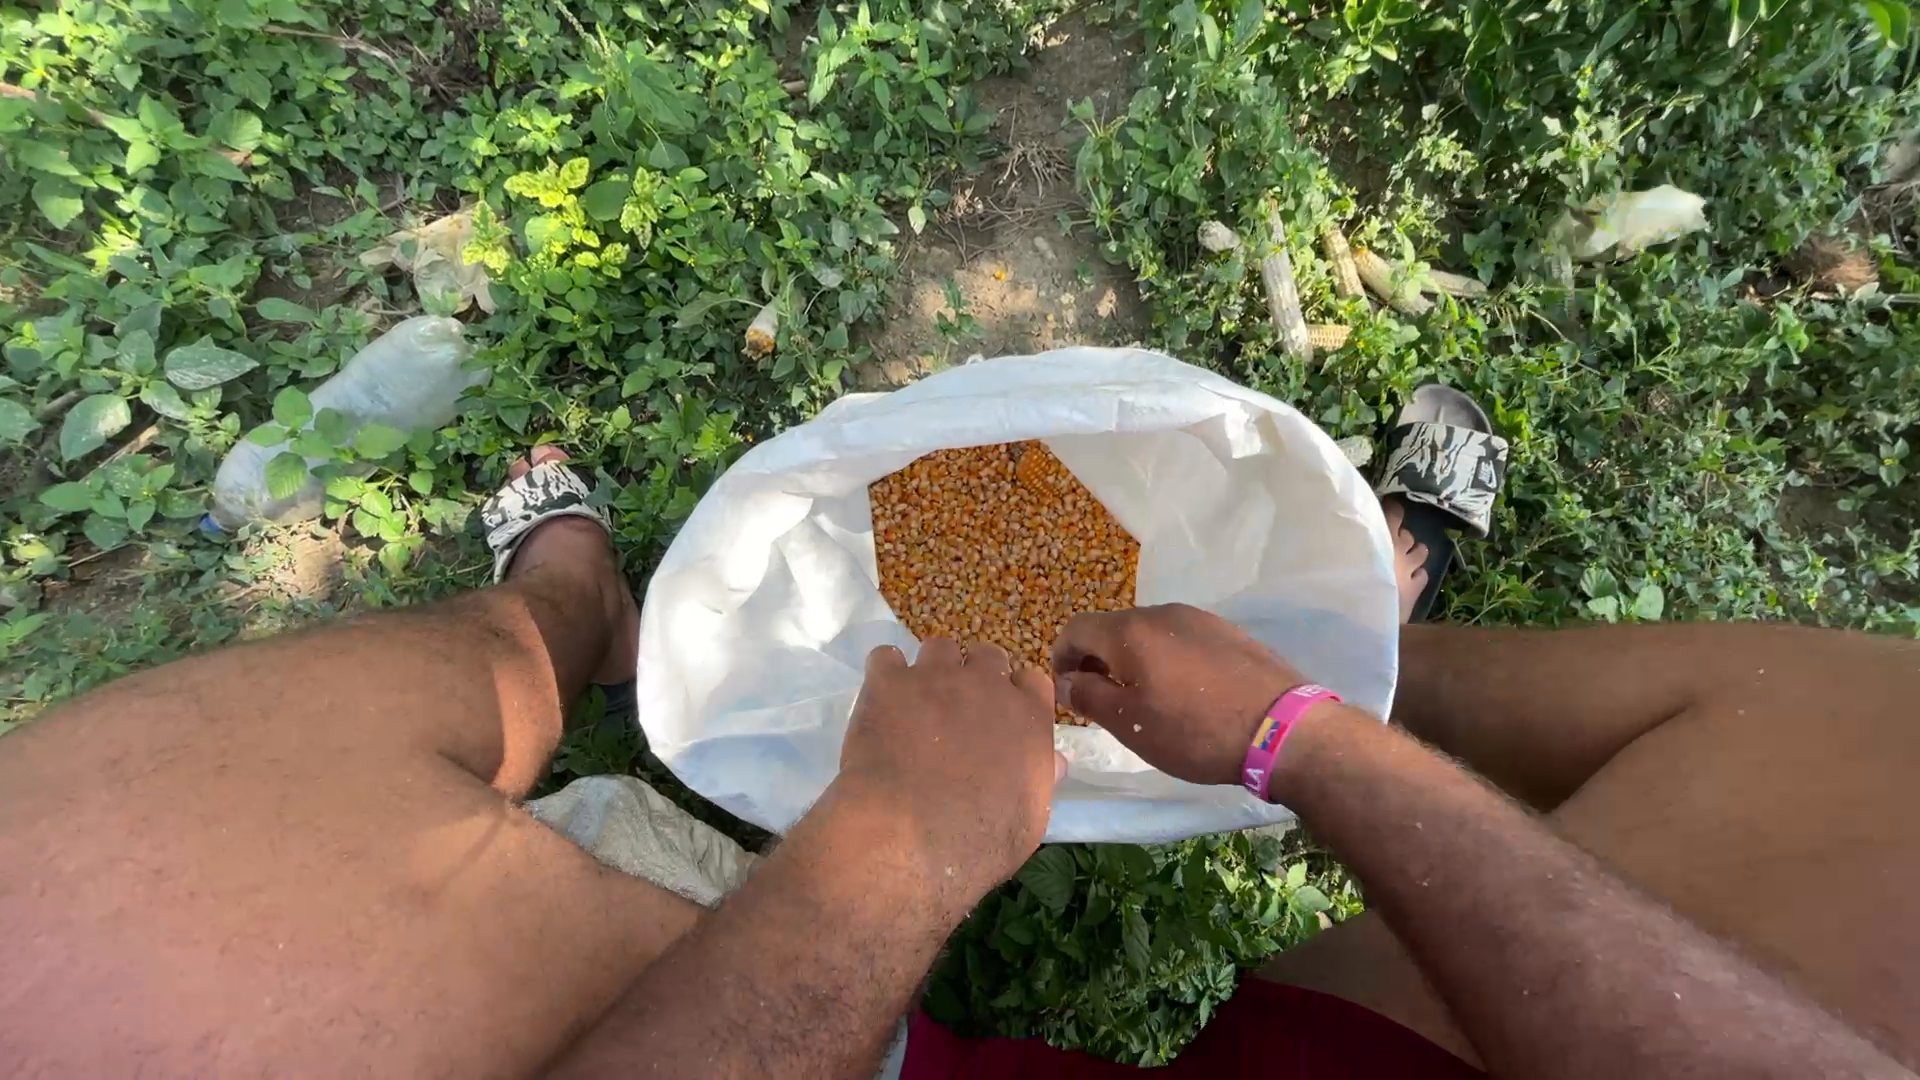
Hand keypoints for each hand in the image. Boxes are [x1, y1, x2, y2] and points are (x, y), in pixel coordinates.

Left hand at [834, 639, 1062, 902]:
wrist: (911, 835)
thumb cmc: (982, 839)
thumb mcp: (1030, 816)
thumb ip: (1041, 778)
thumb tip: (1057, 762)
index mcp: (1027, 714)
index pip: (1031, 680)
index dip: (1016, 694)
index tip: (1003, 714)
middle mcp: (985, 683)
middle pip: (987, 654)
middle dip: (975, 674)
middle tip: (959, 707)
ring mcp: (935, 676)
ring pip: (939, 648)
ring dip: (932, 669)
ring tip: (917, 699)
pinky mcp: (889, 682)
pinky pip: (885, 656)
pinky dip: (884, 673)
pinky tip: (881, 697)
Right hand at [1051, 603, 1303, 785]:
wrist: (1285, 729)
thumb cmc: (1195, 729)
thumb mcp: (1131, 723)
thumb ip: (1088, 696)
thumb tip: (1065, 681)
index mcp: (1129, 631)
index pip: (1075, 628)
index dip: (1061, 658)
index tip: (1067, 691)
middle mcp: (1160, 613)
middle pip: (1111, 629)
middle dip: (1097, 661)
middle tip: (1103, 701)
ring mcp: (1198, 618)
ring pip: (1147, 634)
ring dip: (1132, 661)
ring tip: (1146, 699)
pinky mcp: (1227, 631)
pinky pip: (1179, 640)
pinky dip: (1166, 660)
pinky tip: (1185, 693)